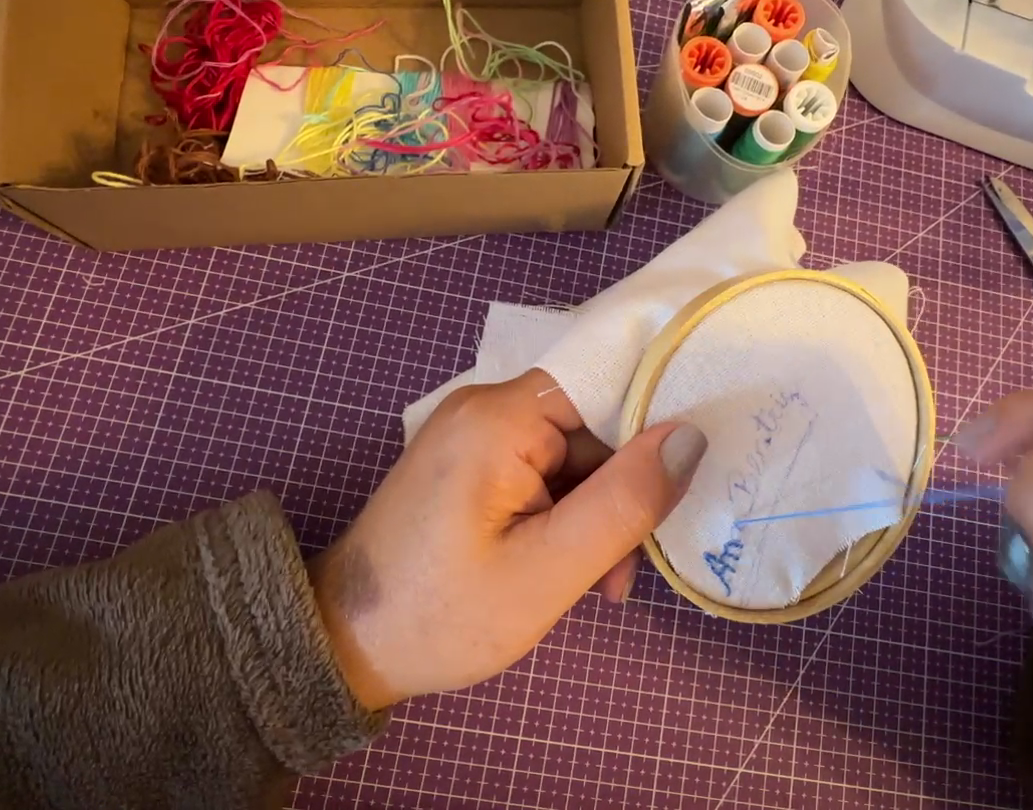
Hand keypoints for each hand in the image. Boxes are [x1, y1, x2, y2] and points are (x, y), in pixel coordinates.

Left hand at [308, 370, 708, 708]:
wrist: (342, 645)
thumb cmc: (444, 614)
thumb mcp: (549, 570)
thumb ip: (624, 501)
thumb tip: (690, 436)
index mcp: (500, 416)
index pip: (604, 385)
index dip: (650, 427)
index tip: (678, 485)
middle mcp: (485, 406)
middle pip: (589, 426)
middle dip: (617, 494)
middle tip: (621, 572)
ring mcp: (474, 433)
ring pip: (570, 454)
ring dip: (592, 513)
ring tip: (594, 584)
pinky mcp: (470, 461)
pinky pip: (539, 470)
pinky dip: (562, 513)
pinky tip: (563, 565)